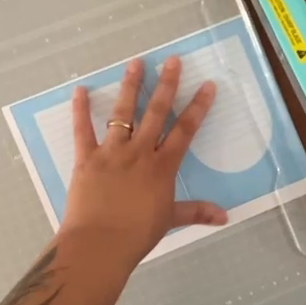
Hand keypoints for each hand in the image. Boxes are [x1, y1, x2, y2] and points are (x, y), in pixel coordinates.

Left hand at [58, 56, 226, 266]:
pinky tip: (80, 90)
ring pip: (123, 114)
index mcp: (162, 166)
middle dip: (166, 85)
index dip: (197, 107)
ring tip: (135, 64)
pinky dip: (80, 110)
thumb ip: (196, 212)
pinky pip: (82, 130)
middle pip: (156, 113)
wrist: (100, 243)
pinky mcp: (86, 158)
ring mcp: (112, 152)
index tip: (206, 85)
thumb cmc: (138, 234)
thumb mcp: (169, 220)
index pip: (185, 131)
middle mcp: (139, 152)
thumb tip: (225, 216)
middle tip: (172, 61)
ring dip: (130, 87)